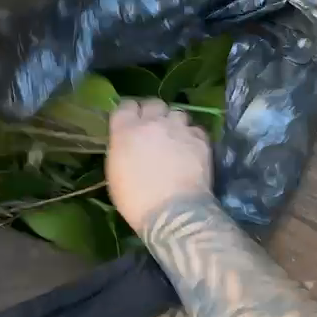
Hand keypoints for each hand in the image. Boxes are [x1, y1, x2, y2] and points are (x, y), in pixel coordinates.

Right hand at [108, 99, 213, 228]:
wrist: (174, 212)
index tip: (131, 123)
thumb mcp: (115, 174)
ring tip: (176, 139)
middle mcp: (152, 123)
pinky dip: (192, 137)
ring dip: (175, 124)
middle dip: (154, 114)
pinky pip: (195, 129)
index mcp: (126, 131)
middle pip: (154, 104)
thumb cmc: (137, 201)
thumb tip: (129, 144)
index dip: (130, 114)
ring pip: (178, 113)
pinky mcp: (200, 139)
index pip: (125, 106)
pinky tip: (191, 150)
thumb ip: (122, 150)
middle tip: (155, 130)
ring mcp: (179, 128)